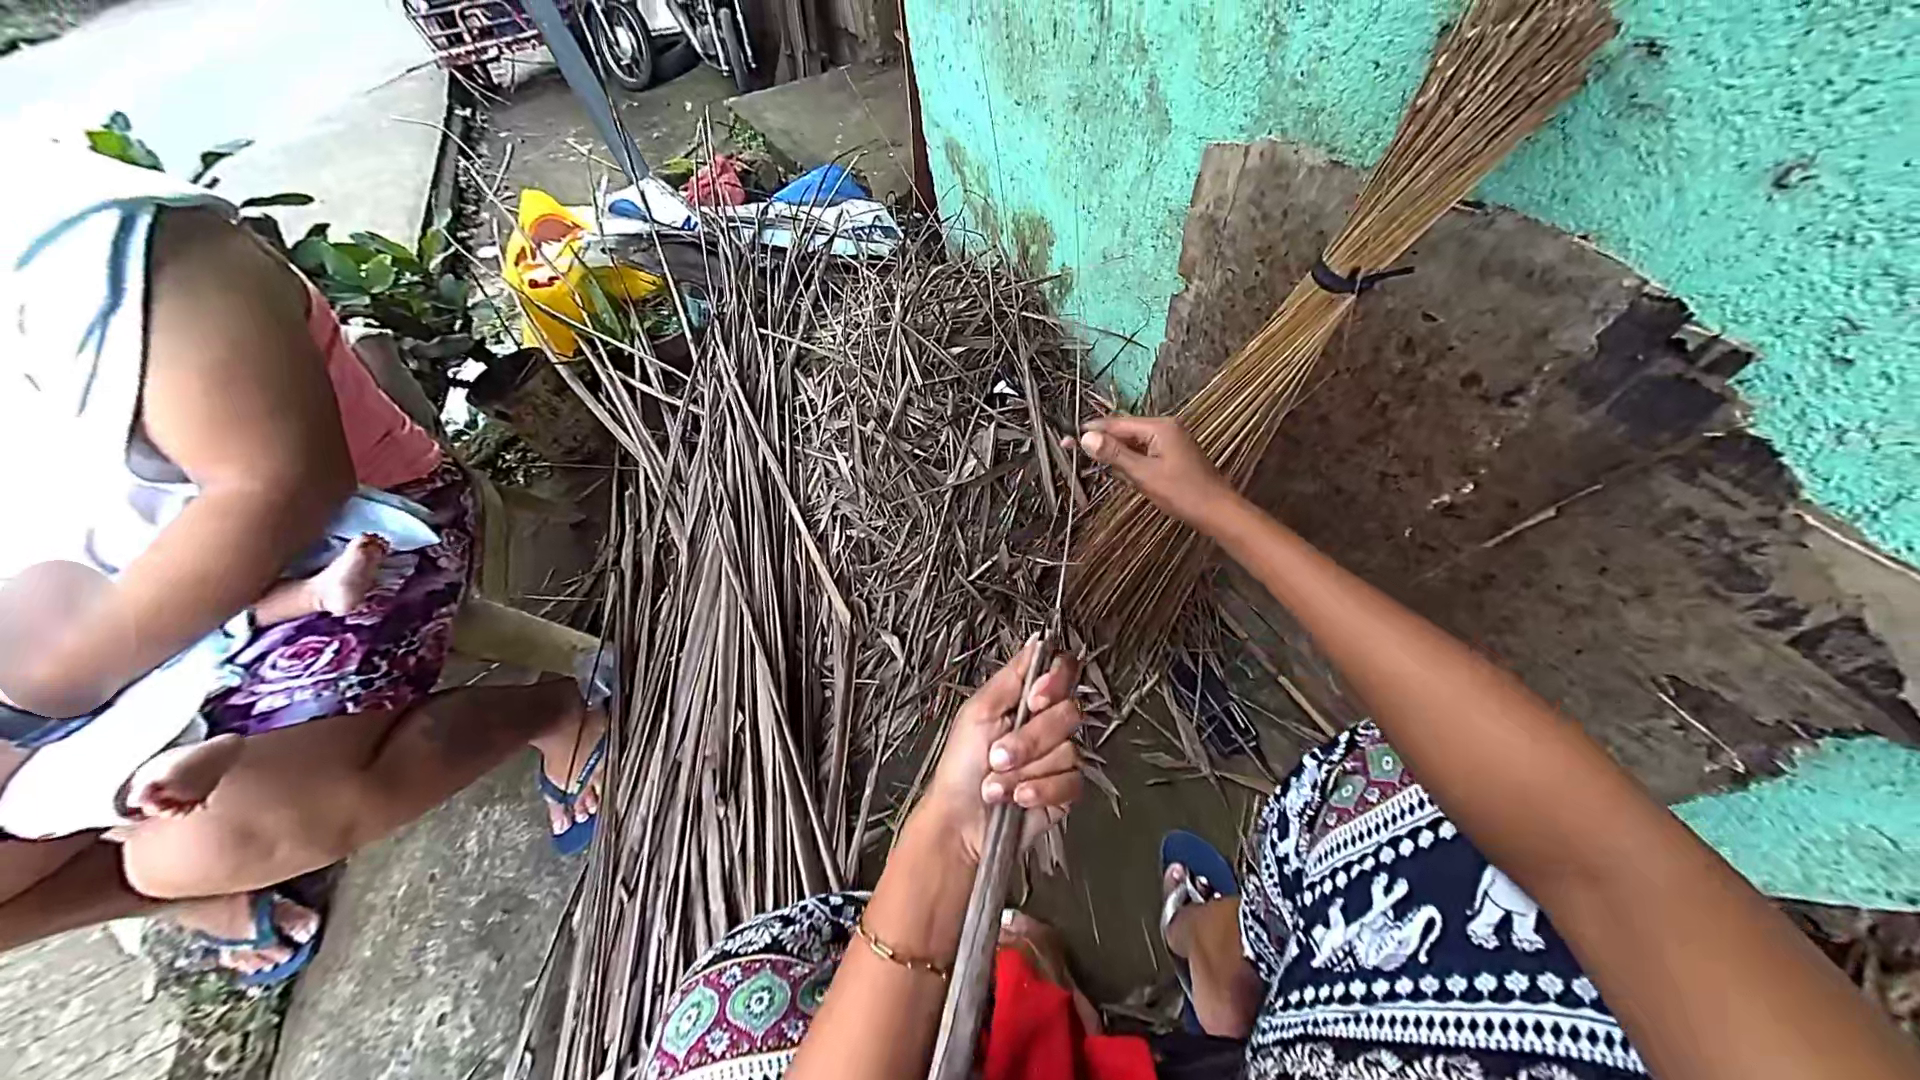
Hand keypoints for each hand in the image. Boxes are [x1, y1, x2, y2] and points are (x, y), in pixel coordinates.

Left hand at [920, 640, 1083, 863]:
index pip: (1062, 671)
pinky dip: (1039, 790)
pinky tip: (1018, 796)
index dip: (1055, 683)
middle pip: (1067, 713)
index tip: (1033, 700)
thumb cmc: (960, 767)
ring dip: (1025, 770)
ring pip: (1067, 751)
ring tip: (999, 779)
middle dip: (1029, 738)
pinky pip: (1071, 781)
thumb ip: (1012, 675)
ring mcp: (1057, 756)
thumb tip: (1036, 642)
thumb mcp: (978, 711)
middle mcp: (1045, 724)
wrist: (960, 820)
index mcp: (1026, 699)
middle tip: (1000, 752)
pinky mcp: (1065, 788)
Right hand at [1066, 416, 1241, 528]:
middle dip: (1102, 443)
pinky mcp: (1172, 455)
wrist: (1217, 511)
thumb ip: (1114, 454)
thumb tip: (1086, 438)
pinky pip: (1143, 453)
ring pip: (1132, 444)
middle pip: (1124, 432)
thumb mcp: (1143, 474)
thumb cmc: (1182, 493)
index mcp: (1159, 427)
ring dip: (1116, 455)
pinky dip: (1130, 462)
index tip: (1067, 438)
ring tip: (1095, 465)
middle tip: (1073, 451)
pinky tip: (1122, 474)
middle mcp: (1165, 428)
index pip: (1116, 424)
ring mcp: (1170, 441)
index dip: (1091, 432)